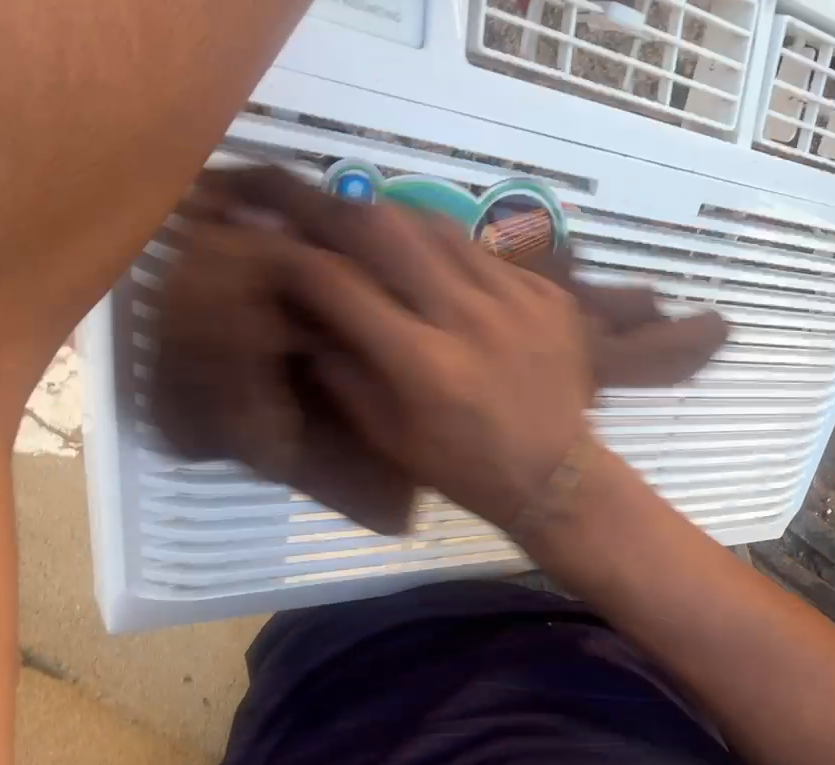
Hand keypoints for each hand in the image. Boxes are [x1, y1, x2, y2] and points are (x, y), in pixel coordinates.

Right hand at [229, 171, 597, 531]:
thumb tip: (304, 318)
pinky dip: (455, 256)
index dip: (296, 258)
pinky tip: (448, 276)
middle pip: (384, 227)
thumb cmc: (465, 468)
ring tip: (383, 240)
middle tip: (323, 221)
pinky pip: (487, 251)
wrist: (556, 476)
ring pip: (438, 226)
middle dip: (339, 216)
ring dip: (398, 226)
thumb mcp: (390, 436)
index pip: (338, 282)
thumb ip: (343, 372)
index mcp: (422, 362)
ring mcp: (516, 300)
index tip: (278, 251)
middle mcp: (468, 318)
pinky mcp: (549, 295)